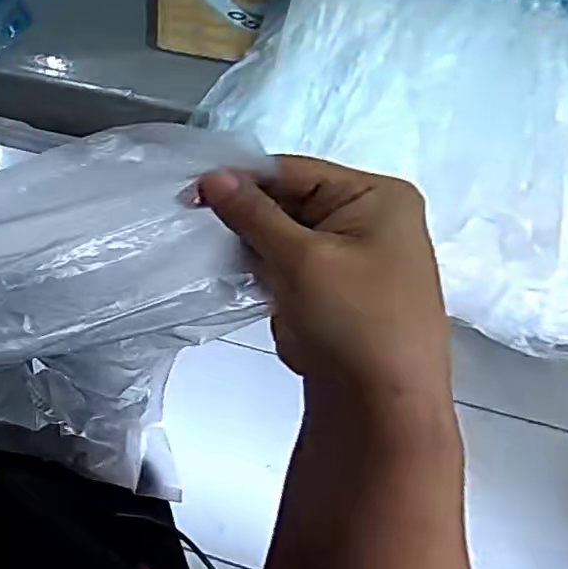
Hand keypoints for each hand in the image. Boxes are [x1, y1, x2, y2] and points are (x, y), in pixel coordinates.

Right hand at [197, 155, 449, 401]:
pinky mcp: (321, 279)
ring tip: (207, 244)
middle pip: (284, 197)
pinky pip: (278, 255)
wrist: (376, 397)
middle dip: (240, 210)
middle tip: (192, 219)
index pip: (292, 171)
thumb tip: (212, 176)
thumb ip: (253, 213)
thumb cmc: (353, 318)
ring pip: (275, 228)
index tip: (190, 193)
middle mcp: (362, 215)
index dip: (240, 179)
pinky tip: (228, 266)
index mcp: (374, 197)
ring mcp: (342, 249)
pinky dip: (252, 259)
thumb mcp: (300, 257)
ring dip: (243, 237)